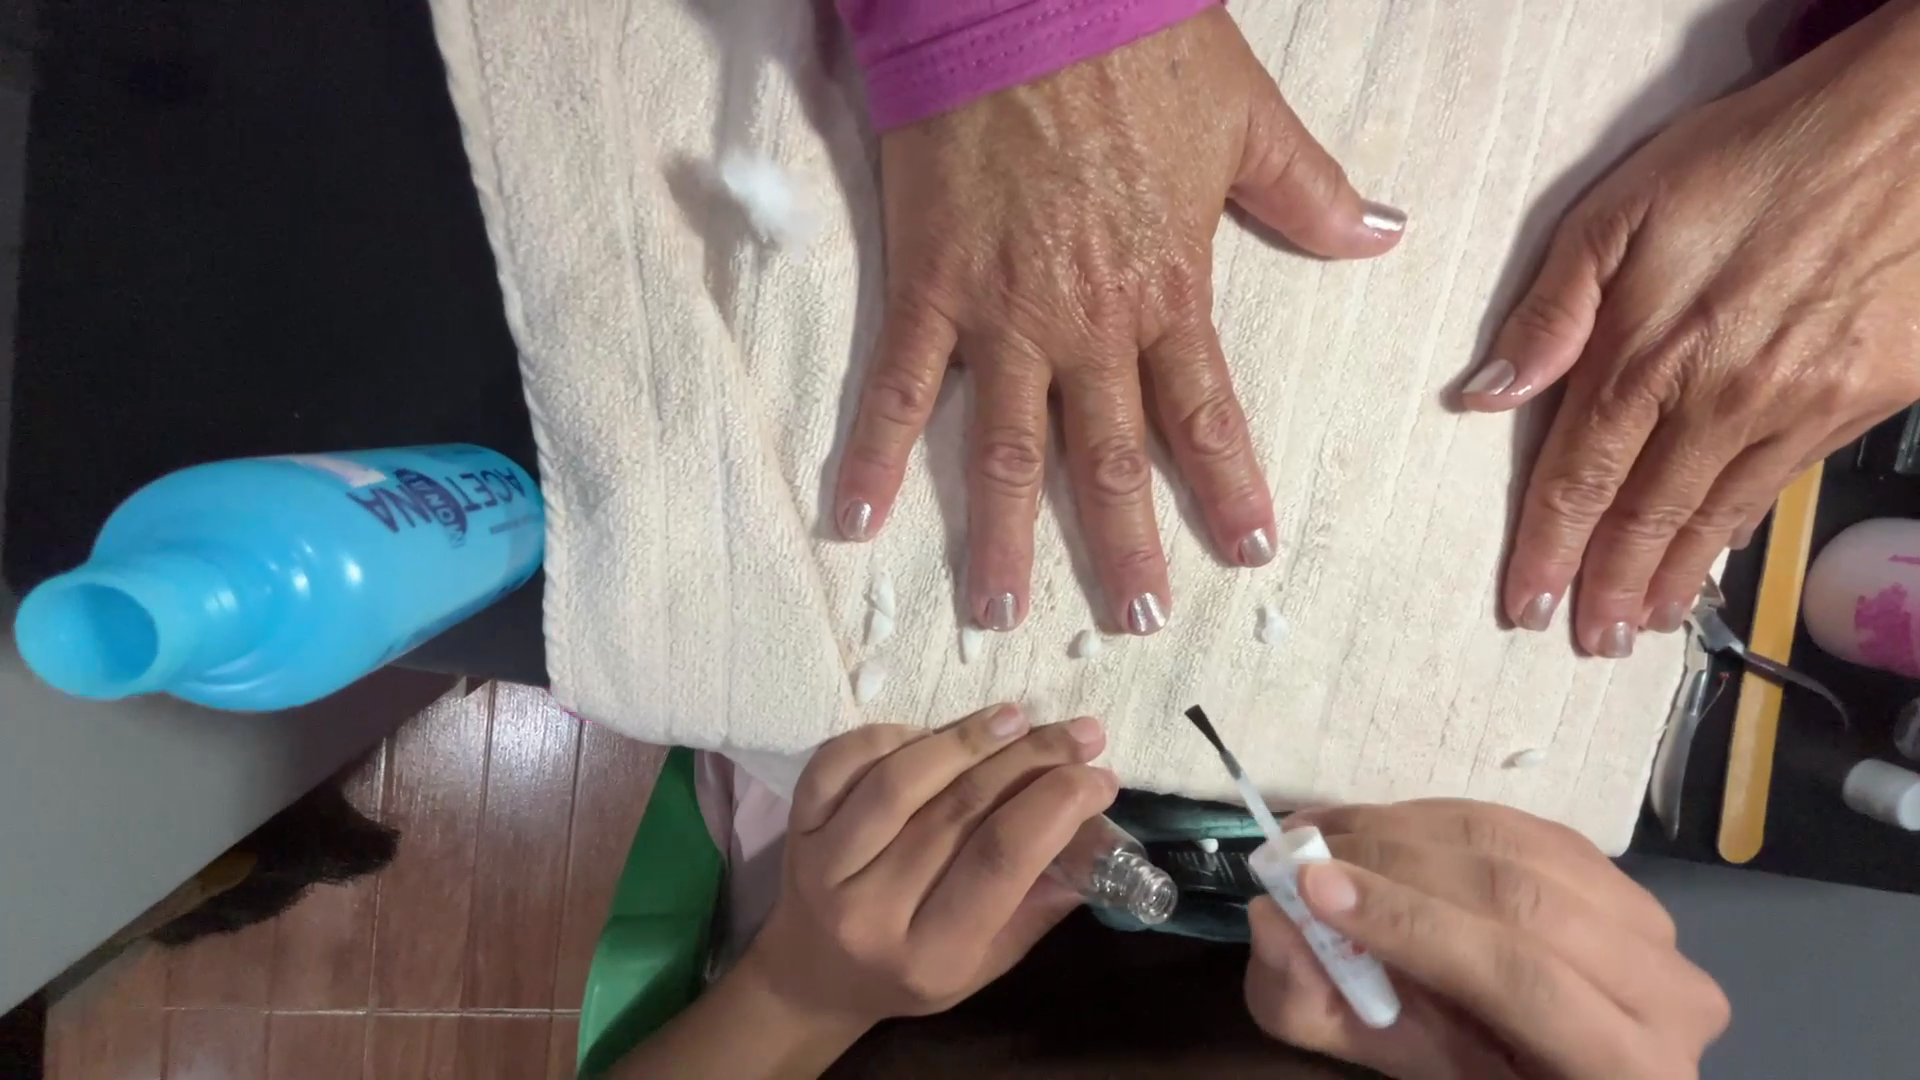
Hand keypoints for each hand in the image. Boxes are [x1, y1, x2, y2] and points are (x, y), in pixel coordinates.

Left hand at [741, 705, 1116, 1028]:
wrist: (813, 974)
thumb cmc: (910, 972)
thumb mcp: (983, 962)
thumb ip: (1037, 904)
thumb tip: (1095, 830)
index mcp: (928, 955)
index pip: (1000, 860)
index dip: (1057, 806)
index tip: (1099, 775)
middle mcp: (870, 908)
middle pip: (959, 810)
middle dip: (1030, 759)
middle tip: (1077, 732)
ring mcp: (824, 860)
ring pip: (901, 779)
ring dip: (967, 738)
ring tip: (1015, 717)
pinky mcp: (797, 822)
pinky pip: (843, 759)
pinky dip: (892, 734)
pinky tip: (932, 730)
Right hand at [832, 7, 1404, 635]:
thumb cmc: (1132, 46)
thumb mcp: (1243, 115)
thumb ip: (1309, 191)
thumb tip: (1382, 236)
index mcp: (1164, 288)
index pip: (1205, 412)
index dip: (1229, 486)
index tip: (1248, 552)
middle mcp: (1085, 326)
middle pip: (1111, 459)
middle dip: (1127, 546)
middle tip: (1139, 622)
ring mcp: (1001, 318)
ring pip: (1008, 449)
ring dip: (1005, 536)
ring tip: (1001, 611)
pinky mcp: (929, 292)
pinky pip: (897, 389)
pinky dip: (874, 457)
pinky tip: (855, 520)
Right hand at [1244, 800, 1727, 1079]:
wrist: (1513, 1038)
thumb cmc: (1449, 1060)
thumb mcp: (1375, 1053)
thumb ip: (1314, 1002)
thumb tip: (1273, 917)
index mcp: (1626, 1071)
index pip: (1522, 980)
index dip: (1409, 923)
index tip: (1310, 885)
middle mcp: (1667, 992)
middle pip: (1517, 899)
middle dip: (1391, 863)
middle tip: (1302, 848)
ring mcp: (1644, 918)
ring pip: (1506, 844)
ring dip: (1397, 827)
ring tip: (1322, 831)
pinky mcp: (1600, 863)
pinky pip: (1501, 818)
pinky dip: (1420, 813)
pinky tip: (1366, 823)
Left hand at [1462, 3, 1919, 656]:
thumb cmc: (1756, 156)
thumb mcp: (1615, 216)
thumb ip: (1548, 314)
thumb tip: (1483, 395)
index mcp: (1645, 362)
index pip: (1574, 482)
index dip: (1545, 550)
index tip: (1522, 606)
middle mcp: (1720, 400)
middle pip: (1643, 516)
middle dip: (1606, 586)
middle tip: (1584, 642)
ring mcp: (1805, 402)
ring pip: (1715, 514)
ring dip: (1670, 576)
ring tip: (1639, 625)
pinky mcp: (1874, 394)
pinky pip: (1782, 484)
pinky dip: (1738, 533)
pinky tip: (1714, 559)